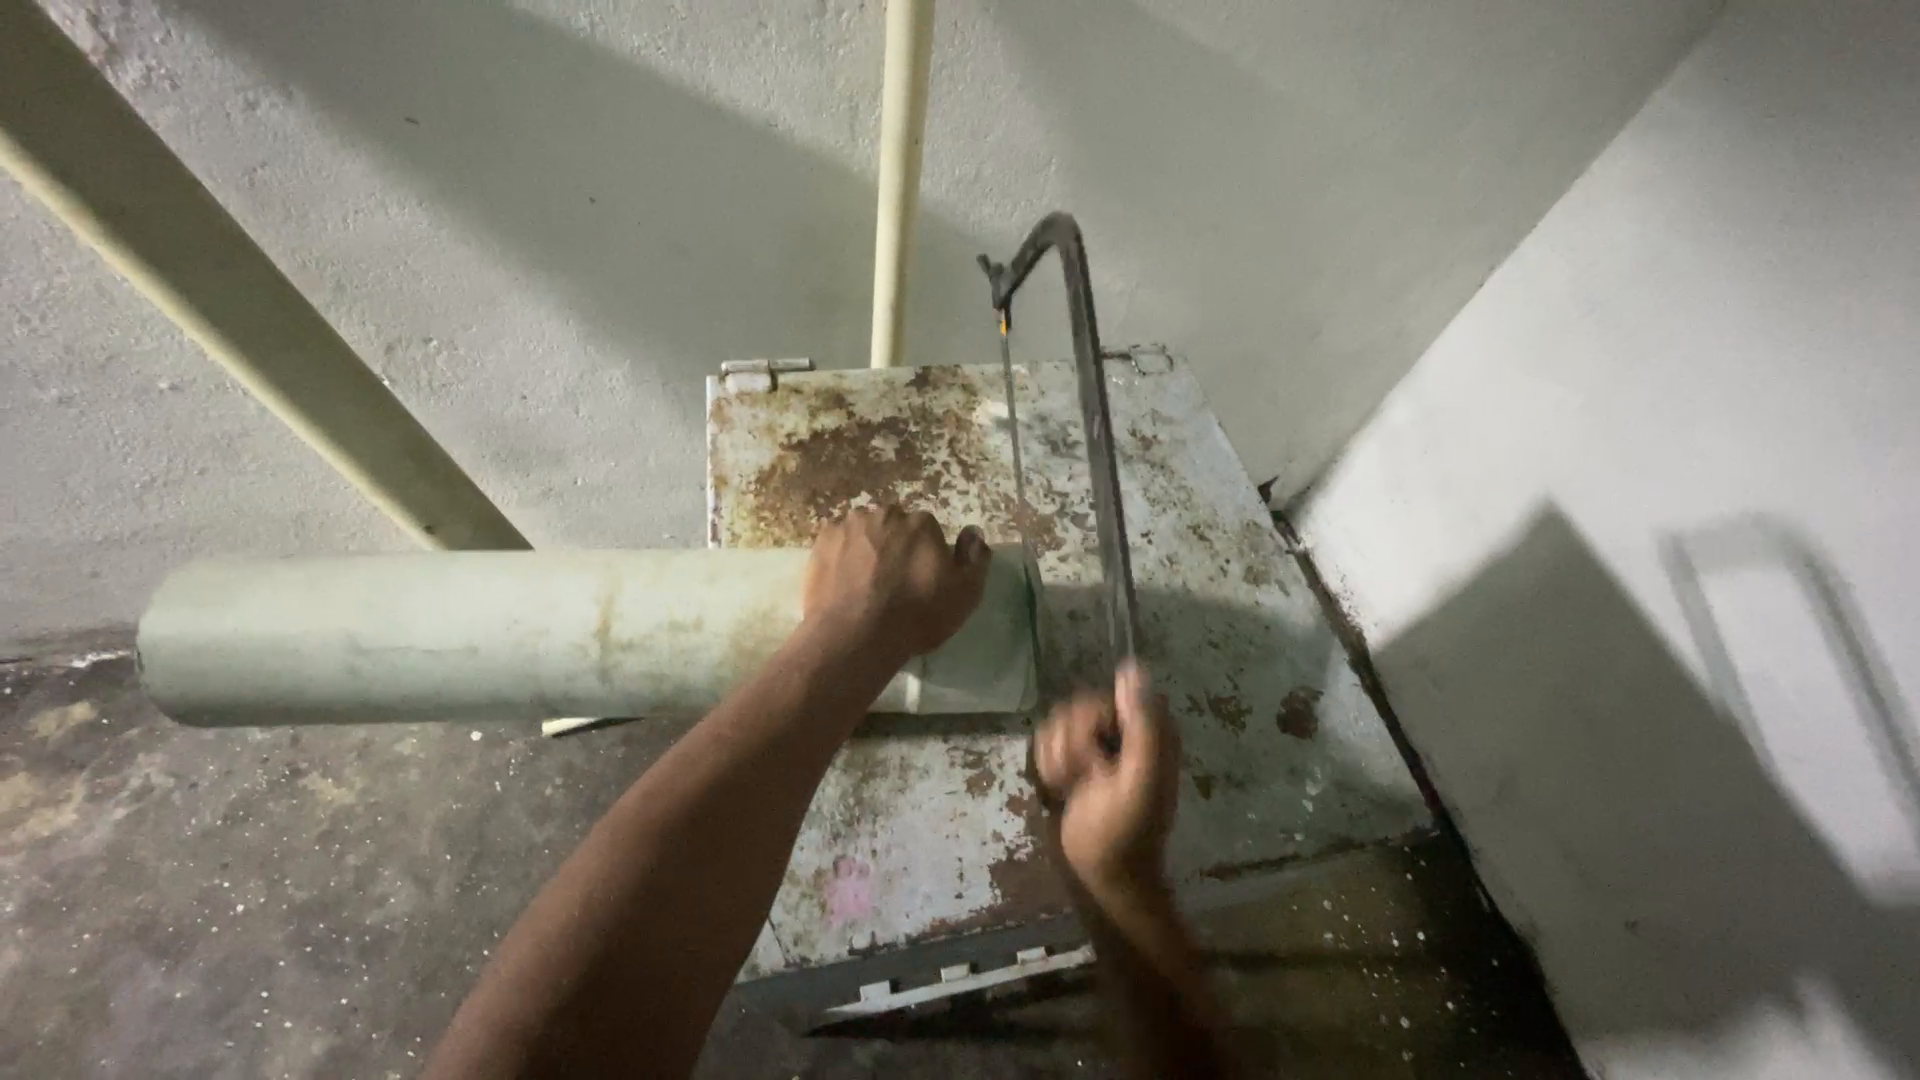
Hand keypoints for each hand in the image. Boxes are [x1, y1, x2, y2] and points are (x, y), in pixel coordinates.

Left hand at [803, 506, 991, 661]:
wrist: (857, 635)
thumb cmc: (917, 615)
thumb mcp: (965, 594)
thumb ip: (975, 558)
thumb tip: (973, 532)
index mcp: (921, 523)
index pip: (928, 530)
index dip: (926, 554)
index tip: (920, 578)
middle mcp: (885, 514)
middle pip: (895, 525)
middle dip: (896, 545)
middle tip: (893, 580)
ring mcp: (849, 525)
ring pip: (865, 531)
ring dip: (868, 547)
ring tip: (865, 582)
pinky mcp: (822, 541)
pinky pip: (838, 542)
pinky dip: (842, 555)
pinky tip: (844, 580)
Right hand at [1032, 662, 1180, 897]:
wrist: (1105, 874)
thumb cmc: (1126, 832)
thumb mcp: (1141, 778)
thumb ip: (1142, 723)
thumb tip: (1132, 667)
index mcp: (1152, 729)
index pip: (1115, 693)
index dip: (1097, 718)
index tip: (1097, 750)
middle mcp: (1127, 729)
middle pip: (1082, 704)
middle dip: (1073, 741)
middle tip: (1082, 775)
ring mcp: (1099, 743)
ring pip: (1061, 719)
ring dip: (1058, 755)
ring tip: (1071, 785)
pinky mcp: (1074, 757)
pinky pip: (1048, 737)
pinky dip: (1048, 763)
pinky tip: (1060, 787)